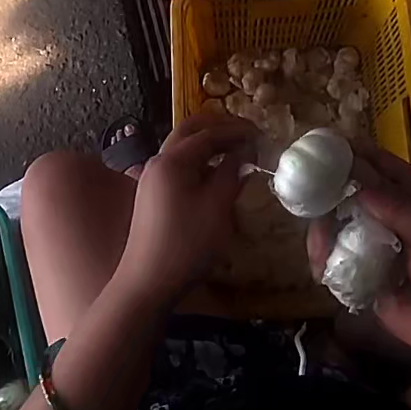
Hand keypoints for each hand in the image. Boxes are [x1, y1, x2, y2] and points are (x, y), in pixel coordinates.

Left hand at [111, 113, 257, 302]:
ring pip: (183, 149)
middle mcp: (157, 162)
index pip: (208, 133)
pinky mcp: (152, 195)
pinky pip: (178, 167)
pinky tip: (217, 176)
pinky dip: (200, 162)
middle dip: (219, 128)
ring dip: (209, 145)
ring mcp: (151, 178)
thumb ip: (232, 173)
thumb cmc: (187, 244)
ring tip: (238, 152)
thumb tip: (245, 152)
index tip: (262, 135)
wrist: (148, 281)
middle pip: (190, 131)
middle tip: (247, 134)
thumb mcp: (217, 207)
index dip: (237, 131)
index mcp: (172, 161)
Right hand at [310, 143, 410, 375]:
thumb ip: (401, 207)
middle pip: (346, 192)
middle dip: (324, 196)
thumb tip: (354, 180)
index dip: (346, 153)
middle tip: (304, 203)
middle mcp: (391, 215)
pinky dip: (323, 261)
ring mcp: (375, 245)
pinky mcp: (362, 275)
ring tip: (321, 253)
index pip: (376, 163)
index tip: (313, 150)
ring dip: (322, 233)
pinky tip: (321, 271)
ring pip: (335, 225)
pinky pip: (334, 259)